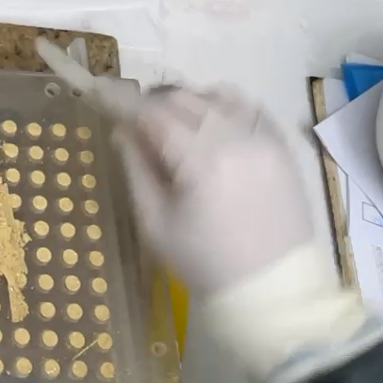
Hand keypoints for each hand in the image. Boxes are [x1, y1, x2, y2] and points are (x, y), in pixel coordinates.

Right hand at [102, 84, 378, 382]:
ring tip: (173, 126)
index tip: (99, 94)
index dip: (121, 102)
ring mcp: (265, 140)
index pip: (152, 114)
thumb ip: (136, 169)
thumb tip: (121, 131)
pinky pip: (251, 108)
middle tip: (132, 121)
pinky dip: (224, 108)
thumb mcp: (154, 222)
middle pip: (184, 98)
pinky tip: (211, 128)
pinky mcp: (282, 148)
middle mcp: (237, 138)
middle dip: (152, 103)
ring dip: (189, 102)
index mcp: (200, 160)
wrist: (274, 288)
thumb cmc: (203, 261)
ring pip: (218, 96)